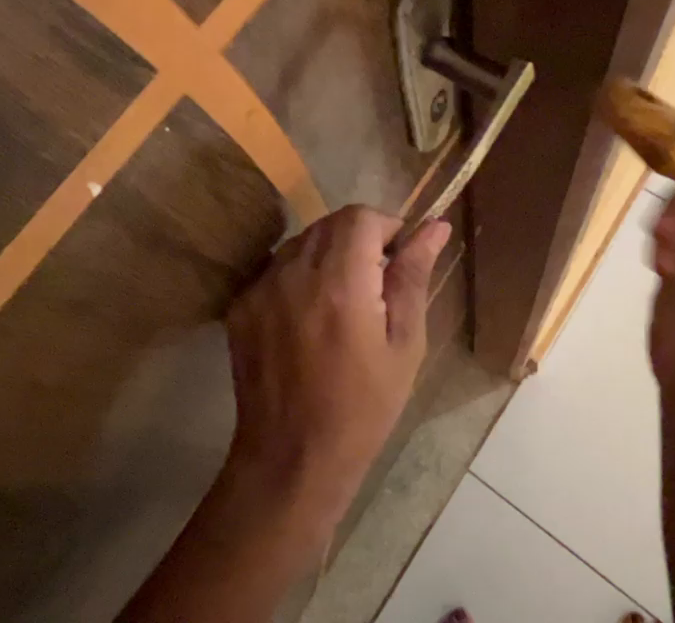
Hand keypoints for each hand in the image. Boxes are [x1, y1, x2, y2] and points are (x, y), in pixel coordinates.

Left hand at [222, 205, 451, 514]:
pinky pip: (276, 270)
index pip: (360, 216)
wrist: (291, 458)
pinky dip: (297, 278)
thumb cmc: (363, 407)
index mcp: (340, 281)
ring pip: (300, 243)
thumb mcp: (404, 344)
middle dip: (357, 239)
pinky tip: (308, 321)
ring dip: (326, 256)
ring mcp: (260, 288)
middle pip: (328, 224)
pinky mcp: (239, 306)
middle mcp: (293, 272)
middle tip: (374, 284)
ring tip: (341, 304)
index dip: (385, 227)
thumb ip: (413, 276)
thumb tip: (434, 226)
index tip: (397, 259)